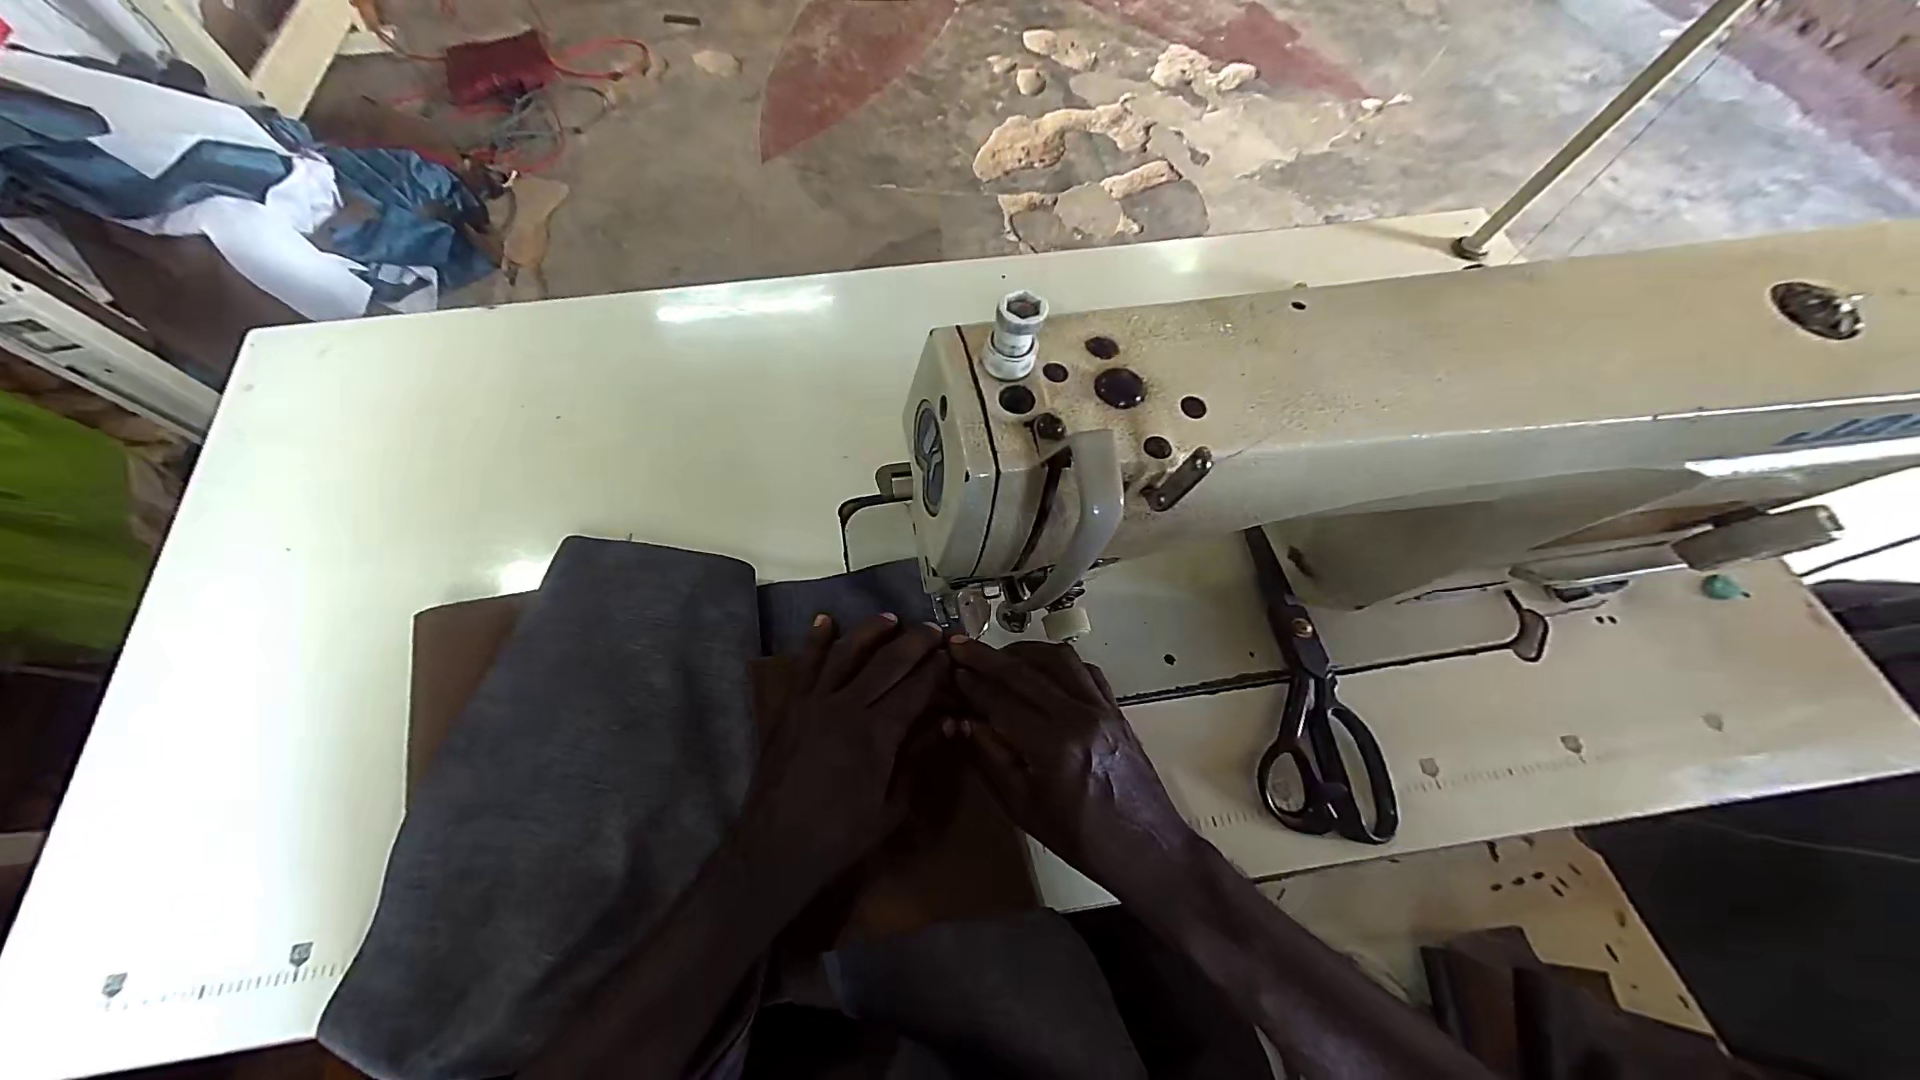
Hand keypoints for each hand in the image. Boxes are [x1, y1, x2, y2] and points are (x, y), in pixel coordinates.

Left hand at [739, 613, 948, 889]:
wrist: (776, 847)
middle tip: (933, 629)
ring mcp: (814, 703)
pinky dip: (815, 641)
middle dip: (914, 642)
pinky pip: (805, 666)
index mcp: (876, 734)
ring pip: (846, 654)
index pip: (915, 689)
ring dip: (871, 632)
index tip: (951, 654)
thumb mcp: (892, 806)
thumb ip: (919, 758)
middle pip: (887, 663)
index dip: (936, 670)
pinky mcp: (791, 707)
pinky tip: (825, 620)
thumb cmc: (841, 833)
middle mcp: (846, 707)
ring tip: (890, 618)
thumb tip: (951, 723)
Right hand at [949, 638, 1198, 899]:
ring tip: (997, 654)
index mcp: (1053, 746)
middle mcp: (1079, 716)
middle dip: (987, 656)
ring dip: (1023, 651)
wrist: (1146, 848)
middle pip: (1025, 672)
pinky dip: (1058, 662)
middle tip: (959, 644)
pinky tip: (1040, 668)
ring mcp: (1102, 708)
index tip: (949, 669)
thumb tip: (961, 720)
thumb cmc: (1079, 837)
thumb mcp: (1022, 807)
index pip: (1001, 701)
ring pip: (1058, 659)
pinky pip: (1085, 670)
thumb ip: (990, 758)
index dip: (972, 684)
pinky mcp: (1116, 708)